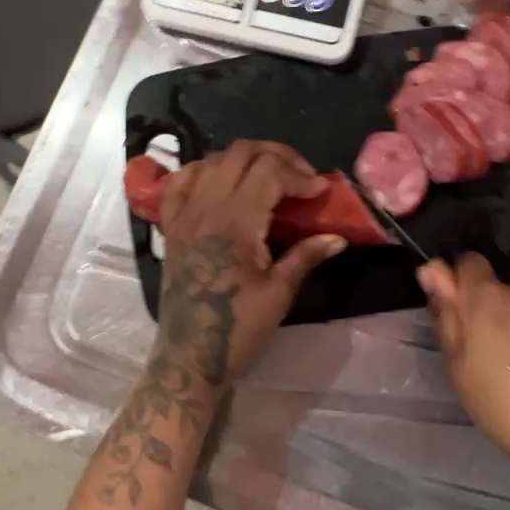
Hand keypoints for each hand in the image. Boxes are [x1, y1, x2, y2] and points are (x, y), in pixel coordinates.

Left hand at [153, 141, 346, 391]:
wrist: (190, 356)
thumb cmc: (239, 328)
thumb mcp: (279, 293)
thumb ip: (306, 255)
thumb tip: (337, 237)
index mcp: (234, 222)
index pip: (269, 171)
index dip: (300, 175)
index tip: (321, 192)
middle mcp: (205, 208)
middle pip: (241, 153)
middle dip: (277, 156)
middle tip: (301, 177)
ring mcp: (183, 214)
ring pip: (213, 160)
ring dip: (246, 160)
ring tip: (270, 178)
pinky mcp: (171, 226)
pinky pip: (181, 181)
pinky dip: (205, 171)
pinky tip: (223, 182)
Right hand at [418, 253, 509, 465]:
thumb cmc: (502, 405)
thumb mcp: (458, 367)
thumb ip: (446, 316)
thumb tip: (433, 272)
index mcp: (486, 298)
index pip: (468, 261)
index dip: (458, 281)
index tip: (456, 312)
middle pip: (498, 289)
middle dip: (489, 311)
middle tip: (487, 354)